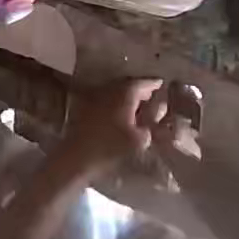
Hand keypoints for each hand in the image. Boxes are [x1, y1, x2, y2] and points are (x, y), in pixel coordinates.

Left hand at [53, 78, 167, 179]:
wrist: (76, 156)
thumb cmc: (110, 147)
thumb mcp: (139, 141)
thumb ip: (150, 127)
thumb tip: (153, 120)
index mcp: (125, 92)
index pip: (143, 82)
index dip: (153, 83)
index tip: (161, 83)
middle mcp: (110, 88)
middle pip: (128, 83)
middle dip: (140, 88)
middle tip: (150, 94)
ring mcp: (96, 95)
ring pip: (116, 90)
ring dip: (126, 95)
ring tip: (137, 104)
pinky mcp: (85, 105)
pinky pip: (106, 98)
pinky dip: (115, 101)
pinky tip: (119, 112)